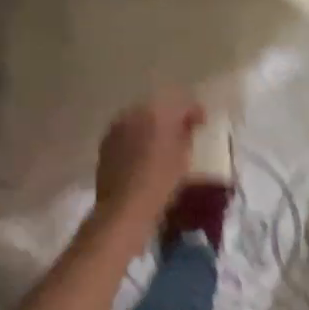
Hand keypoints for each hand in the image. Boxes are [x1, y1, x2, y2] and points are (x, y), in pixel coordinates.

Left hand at [94, 91, 204, 223]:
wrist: (124, 206)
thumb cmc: (161, 183)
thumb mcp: (183, 158)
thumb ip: (186, 135)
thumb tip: (186, 127)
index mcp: (158, 113)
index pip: (181, 103)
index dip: (195, 111)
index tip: (202, 122)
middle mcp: (133, 113)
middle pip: (158, 107)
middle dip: (171, 116)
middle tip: (183, 130)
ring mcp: (116, 127)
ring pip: (139, 118)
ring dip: (152, 125)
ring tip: (163, 142)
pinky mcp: (105, 143)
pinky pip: (126, 132)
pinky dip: (137, 137)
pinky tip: (143, 152)